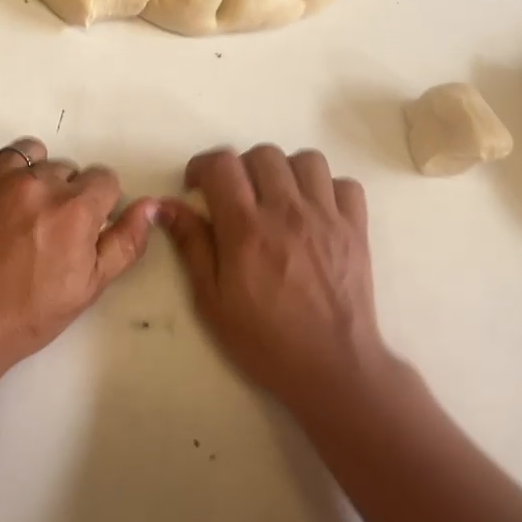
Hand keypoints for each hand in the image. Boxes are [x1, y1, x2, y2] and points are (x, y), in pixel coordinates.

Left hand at [0, 138, 157, 378]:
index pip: (104, 179)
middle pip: (66, 170)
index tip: (82, 229)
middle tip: (46, 232)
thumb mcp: (89, 288)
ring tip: (18, 211)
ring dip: (31, 175)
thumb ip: (125, 243)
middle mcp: (38, 182)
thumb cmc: (28, 314)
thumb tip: (151, 207)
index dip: (99, 205)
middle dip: (65, 194)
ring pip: (28, 154)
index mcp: (75, 209)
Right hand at [160, 146, 388, 405]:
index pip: (221, 165)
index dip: (202, 166)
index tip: (197, 187)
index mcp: (246, 228)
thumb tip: (165, 206)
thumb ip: (191, 245)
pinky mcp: (356, 229)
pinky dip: (326, 190)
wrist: (331, 367)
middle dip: (241, 168)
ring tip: (276, 200)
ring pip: (306, 160)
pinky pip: (344, 185)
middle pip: (262, 154)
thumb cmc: (263, 340)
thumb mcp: (211, 300)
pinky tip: (314, 214)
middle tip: (235, 198)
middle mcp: (288, 211)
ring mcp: (327, 217)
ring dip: (285, 172)